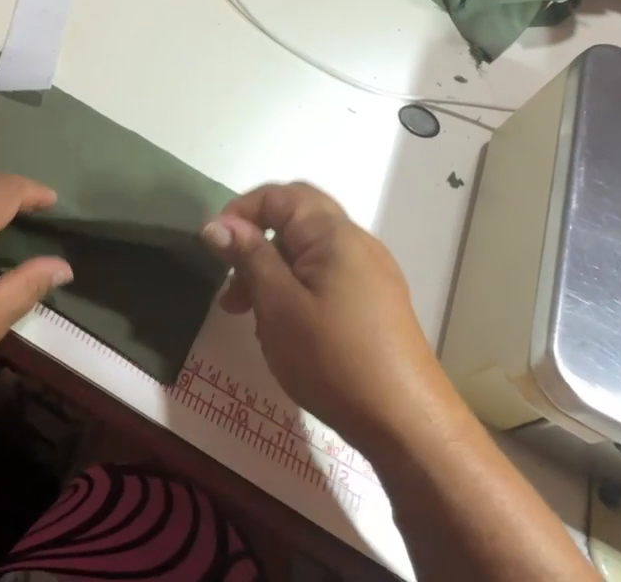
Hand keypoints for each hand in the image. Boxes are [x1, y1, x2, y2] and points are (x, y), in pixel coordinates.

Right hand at [200, 183, 460, 453]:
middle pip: (295, 220)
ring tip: (247, 314)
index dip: (240, 212)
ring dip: (270, 270)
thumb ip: (247, 257)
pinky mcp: (375, 302)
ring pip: (307, 252)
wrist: (407, 423)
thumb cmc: (333, 358)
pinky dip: (294, 288)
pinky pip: (324, 276)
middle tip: (230, 280)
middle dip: (255, 242)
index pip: (279, 196)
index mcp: (334, 235)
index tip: (214, 248)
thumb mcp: (278, 305)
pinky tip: (282, 327)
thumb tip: (216, 224)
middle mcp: (356, 244)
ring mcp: (371, 274)